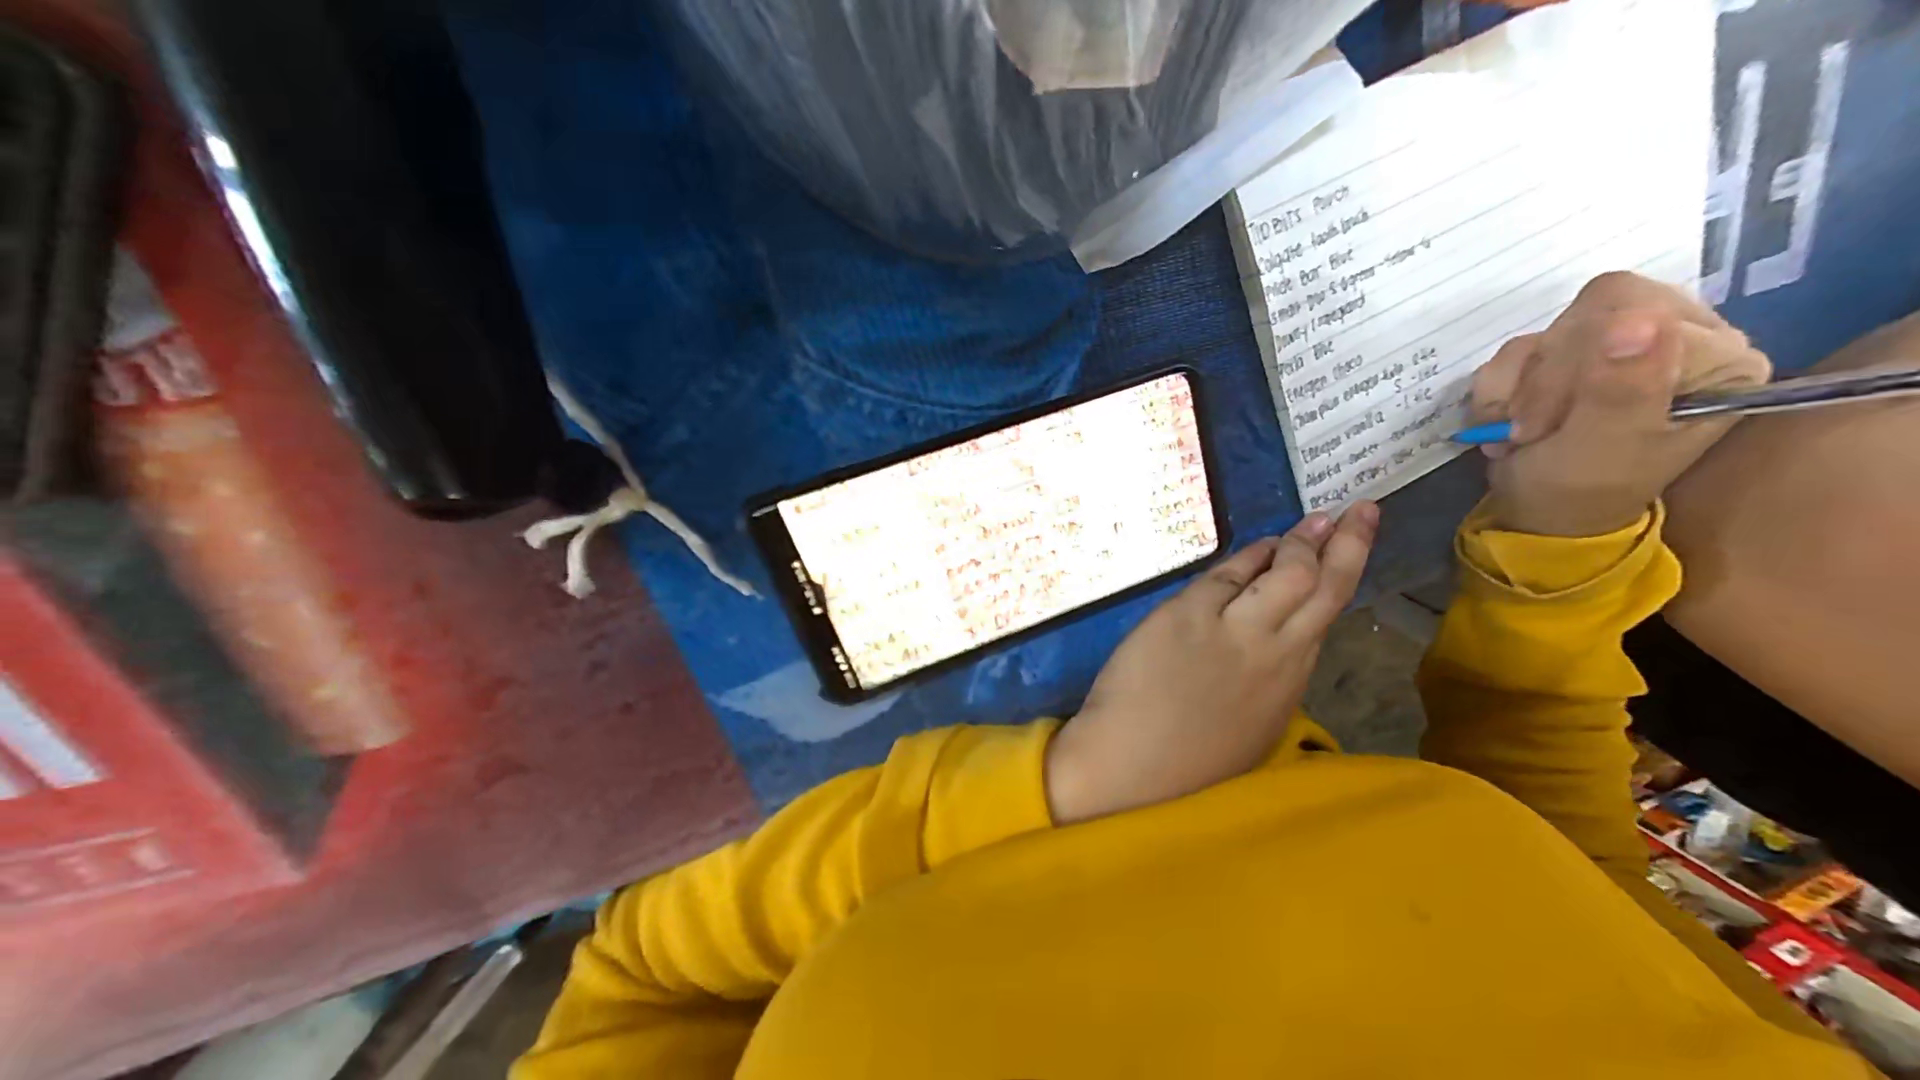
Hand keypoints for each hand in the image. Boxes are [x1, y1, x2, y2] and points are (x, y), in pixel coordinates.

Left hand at [1045, 503, 1377, 825]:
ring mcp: (1233, 632)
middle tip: (1360, 511)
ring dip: (1301, 542)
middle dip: (1347, 544)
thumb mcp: (1252, 725)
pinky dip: (1246, 558)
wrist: (1134, 771)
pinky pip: (1226, 577)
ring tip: (1313, 521)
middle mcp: (1275, 653)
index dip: (1342, 576)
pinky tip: (1259, 545)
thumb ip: (1269, 679)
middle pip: (1322, 587)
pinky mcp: (1188, 617)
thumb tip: (1277, 635)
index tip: (1350, 547)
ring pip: (1284, 574)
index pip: (1325, 617)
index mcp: (1290, 684)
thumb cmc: (1188, 760)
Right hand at [1468, 272, 1771, 536]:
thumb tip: (1636, 320)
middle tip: (1532, 425)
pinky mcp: (1575, 356)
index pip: (1635, 309)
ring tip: (1521, 431)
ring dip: (1516, 386)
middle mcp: (1682, 338)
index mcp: (1717, 359)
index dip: (1574, 361)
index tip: (1548, 420)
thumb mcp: (1602, 447)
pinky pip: (1520, 348)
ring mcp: (1623, 345)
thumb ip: (1623, 388)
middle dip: (1544, 374)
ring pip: (1548, 331)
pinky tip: (1508, 418)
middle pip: (1593, 308)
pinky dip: (1499, 387)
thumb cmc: (1581, 490)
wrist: (1539, 513)